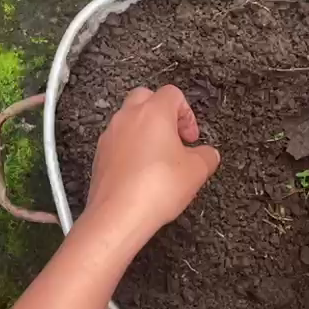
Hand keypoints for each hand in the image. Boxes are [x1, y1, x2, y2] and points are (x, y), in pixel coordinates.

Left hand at [81, 85, 221, 246]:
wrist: (118, 215)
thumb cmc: (155, 188)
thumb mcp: (197, 171)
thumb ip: (207, 155)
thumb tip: (208, 154)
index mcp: (154, 112)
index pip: (173, 93)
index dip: (187, 113)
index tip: (192, 137)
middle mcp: (128, 117)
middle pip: (146, 98)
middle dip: (163, 114)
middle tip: (175, 139)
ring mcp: (110, 135)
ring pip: (129, 119)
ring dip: (145, 131)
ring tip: (160, 158)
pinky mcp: (100, 155)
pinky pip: (118, 142)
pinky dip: (131, 149)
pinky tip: (142, 173)